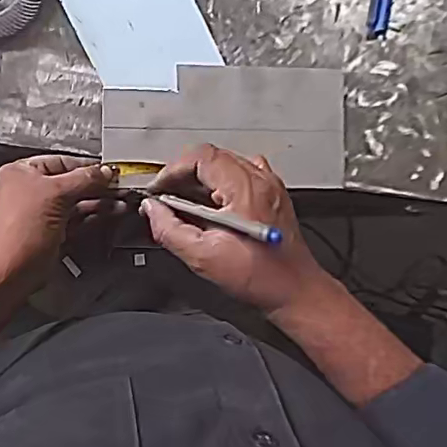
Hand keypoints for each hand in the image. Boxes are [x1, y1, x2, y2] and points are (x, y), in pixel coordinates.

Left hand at [0, 155, 119, 286]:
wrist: (10, 272)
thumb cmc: (17, 233)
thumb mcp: (56, 193)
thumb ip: (84, 179)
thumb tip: (104, 172)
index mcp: (21, 172)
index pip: (62, 161)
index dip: (87, 166)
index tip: (110, 170)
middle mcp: (29, 192)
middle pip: (71, 182)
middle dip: (97, 185)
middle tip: (120, 184)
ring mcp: (41, 214)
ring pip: (76, 202)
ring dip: (100, 200)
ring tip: (120, 198)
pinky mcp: (51, 234)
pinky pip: (77, 220)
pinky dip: (94, 216)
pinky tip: (110, 212)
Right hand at [141, 144, 328, 315]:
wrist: (294, 290)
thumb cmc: (261, 277)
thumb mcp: (203, 256)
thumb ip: (169, 229)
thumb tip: (152, 210)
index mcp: (246, 189)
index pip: (201, 157)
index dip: (172, 170)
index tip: (158, 190)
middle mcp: (260, 181)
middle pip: (211, 157)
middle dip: (181, 175)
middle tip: (165, 197)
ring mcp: (268, 186)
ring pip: (223, 164)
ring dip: (198, 180)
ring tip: (184, 203)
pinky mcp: (270, 195)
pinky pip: (238, 175)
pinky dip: (217, 185)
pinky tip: (209, 207)